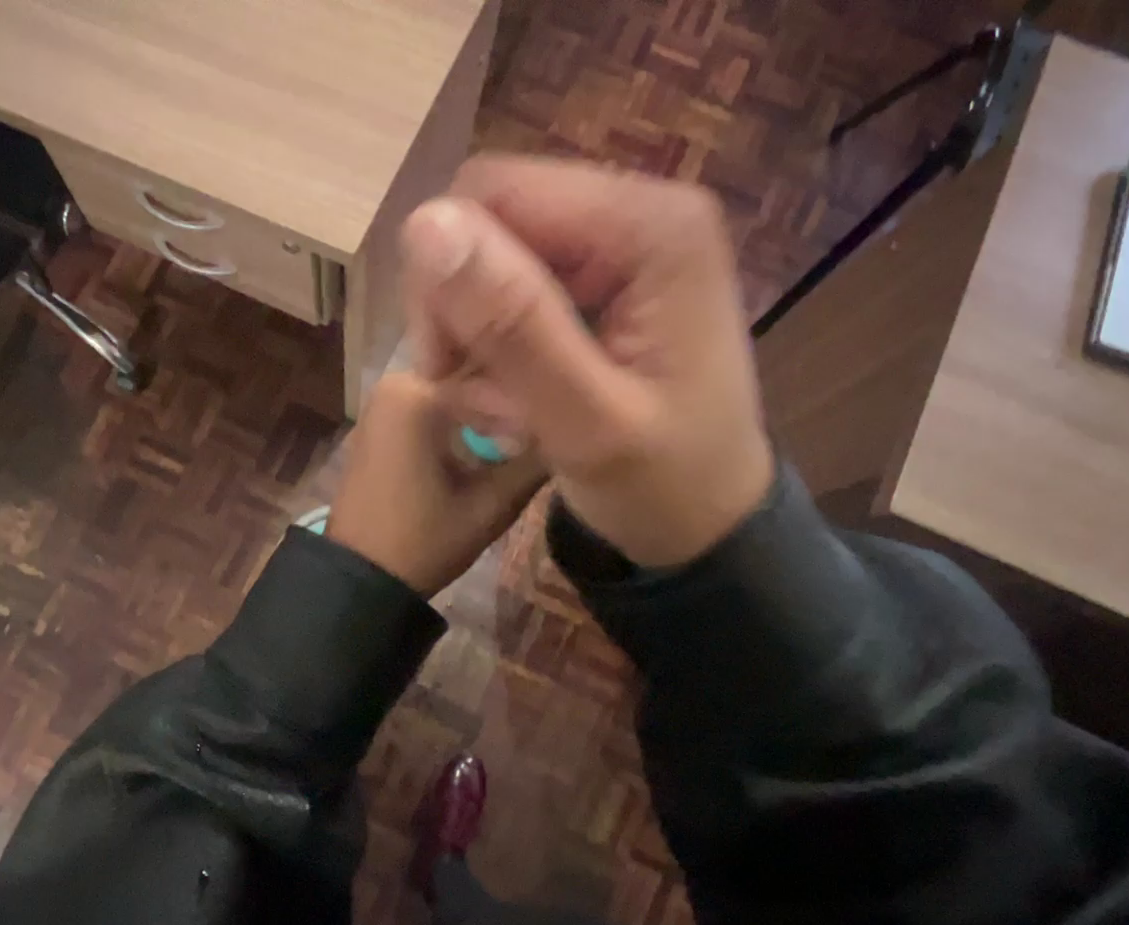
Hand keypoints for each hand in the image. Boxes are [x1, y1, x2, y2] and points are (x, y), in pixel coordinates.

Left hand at [326, 373, 546, 594]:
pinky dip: (461, 424)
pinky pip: (434, 409)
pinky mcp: (382, 423)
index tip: (560, 420)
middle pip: (475, 378)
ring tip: (521, 443)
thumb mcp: (491, 506)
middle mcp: (396, 382)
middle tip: (545, 433)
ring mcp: (384, 402)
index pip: (495, 369)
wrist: (361, 577)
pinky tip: (484, 450)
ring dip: (488, 415)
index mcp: (419, 392)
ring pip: (457, 393)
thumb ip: (535, 460)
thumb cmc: (423, 542)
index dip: (532, 393)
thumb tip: (574, 429)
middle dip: (509, 404)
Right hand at [401, 156, 774, 568]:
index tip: (445, 369)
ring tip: (509, 416)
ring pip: (484, 265)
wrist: (705, 527)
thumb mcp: (585, 419)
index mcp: (649, 226)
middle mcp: (633, 214)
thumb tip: (423, 223)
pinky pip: (505, 295)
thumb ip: (512, 324)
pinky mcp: (597, 283)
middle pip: (484, 223)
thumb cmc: (663, 486)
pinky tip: (518, 405)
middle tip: (479, 400)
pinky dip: (492, 354)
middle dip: (460, 316)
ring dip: (475, 345)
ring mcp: (614, 248)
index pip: (492, 194)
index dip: (445, 276)